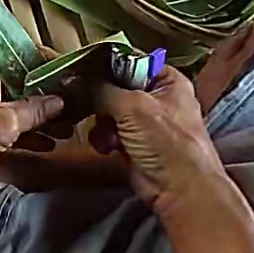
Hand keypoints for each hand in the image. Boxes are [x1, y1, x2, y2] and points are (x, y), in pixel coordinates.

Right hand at [91, 67, 224, 210]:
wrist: (180, 191)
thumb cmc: (166, 142)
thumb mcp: (132, 107)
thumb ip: (101, 89)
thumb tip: (73, 79)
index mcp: (166, 80)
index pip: (129, 61)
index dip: (105, 66)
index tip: (81, 71)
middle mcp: (156, 97)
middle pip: (115, 87)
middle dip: (101, 101)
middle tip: (91, 107)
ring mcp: (145, 121)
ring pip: (108, 110)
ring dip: (101, 123)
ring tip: (107, 136)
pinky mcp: (134, 142)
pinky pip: (108, 131)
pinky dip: (104, 138)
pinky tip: (107, 148)